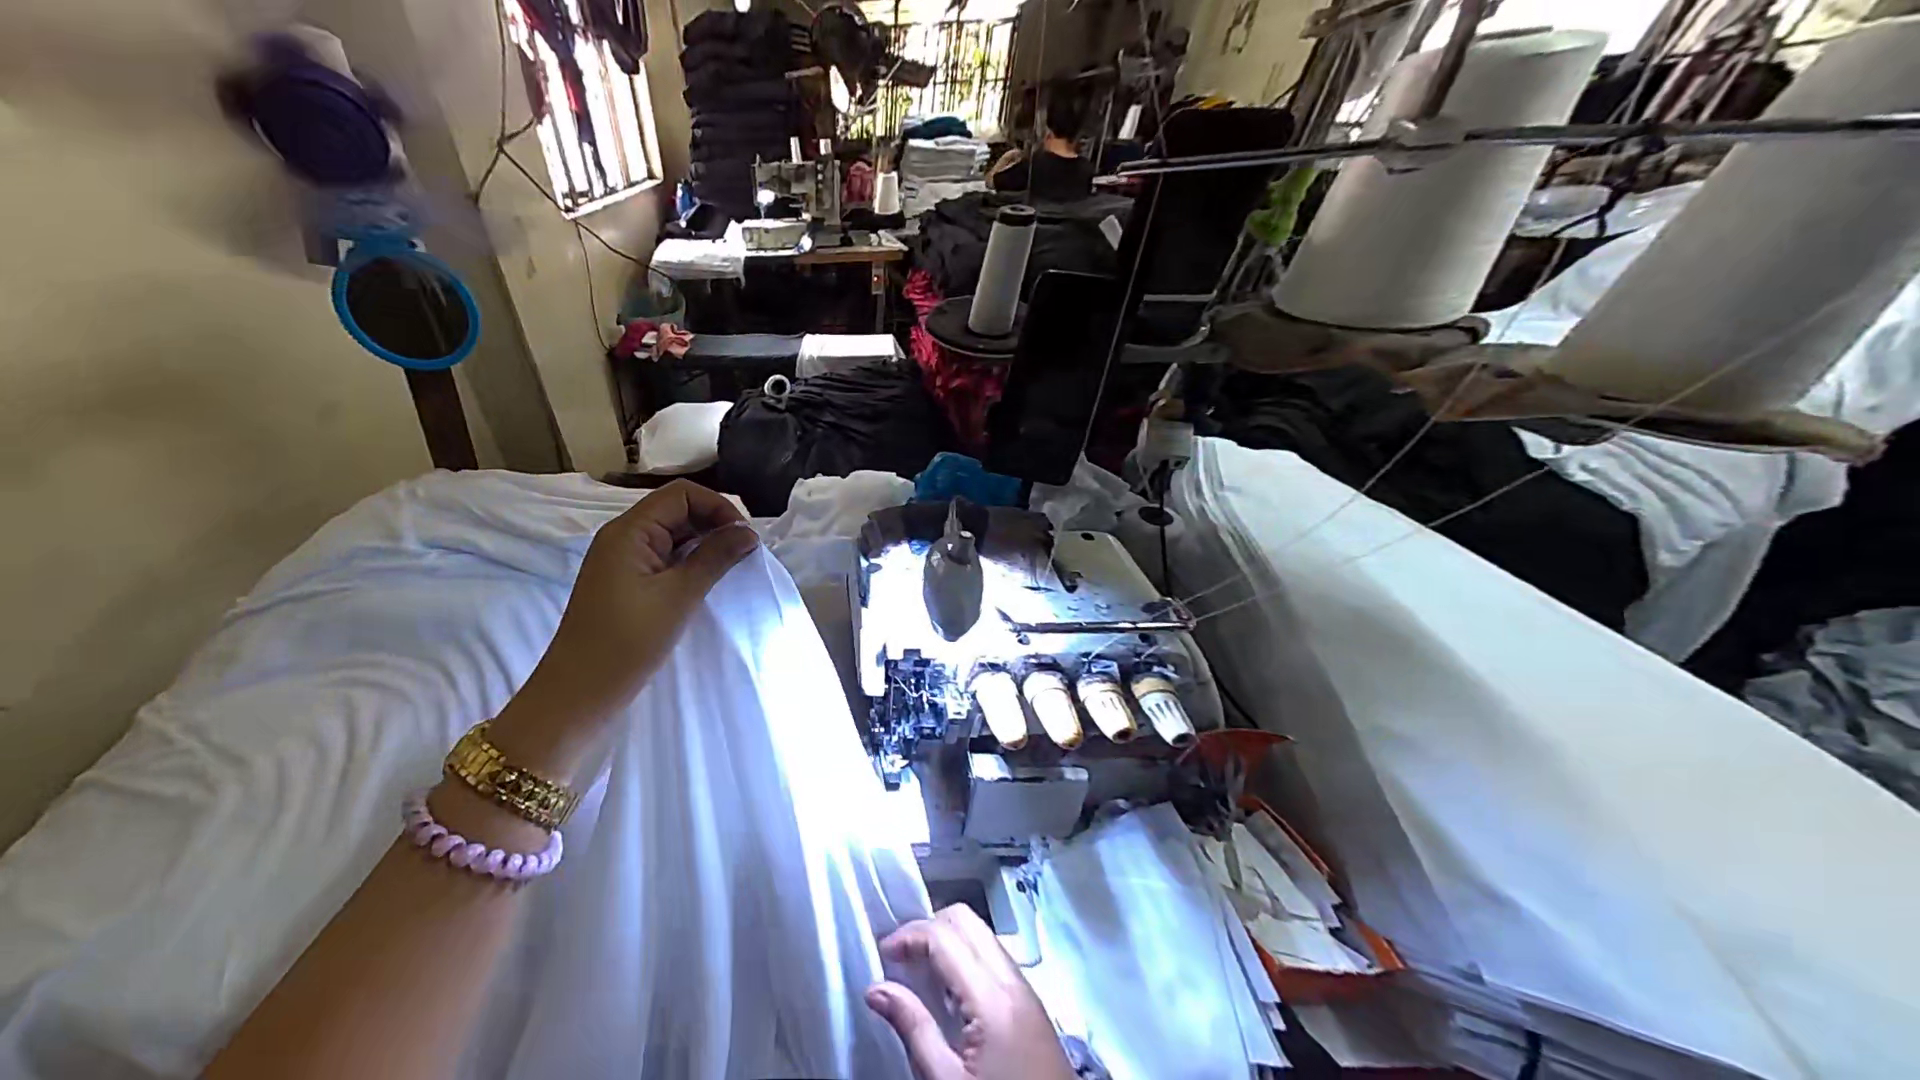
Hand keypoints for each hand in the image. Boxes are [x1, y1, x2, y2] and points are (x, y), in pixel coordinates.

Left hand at [494, 480, 758, 779]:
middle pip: (678, 510)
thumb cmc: (627, 642)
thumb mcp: (678, 596)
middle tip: (745, 553)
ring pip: (674, 534)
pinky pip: (666, 557)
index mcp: (629, 531)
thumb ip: (715, 557)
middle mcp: (624, 537)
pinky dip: (692, 562)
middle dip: (716, 523)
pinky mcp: (628, 583)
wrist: (578, 695)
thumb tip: (749, 533)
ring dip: (706, 543)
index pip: (682, 494)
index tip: (745, 538)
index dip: (718, 507)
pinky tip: (710, 580)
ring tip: (733, 566)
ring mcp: (624, 561)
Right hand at [867, 905, 1074, 1079]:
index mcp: (992, 997)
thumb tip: (877, 989)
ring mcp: (1025, 989)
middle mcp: (1012, 980)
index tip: (882, 953)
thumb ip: (914, 1028)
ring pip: (982, 934)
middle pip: (967, 921)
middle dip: (928, 928)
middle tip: (900, 958)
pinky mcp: (1030, 1003)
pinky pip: (993, 956)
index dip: (909, 935)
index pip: (945, 936)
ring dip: (948, 940)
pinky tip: (948, 990)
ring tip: (918, 972)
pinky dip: (966, 956)